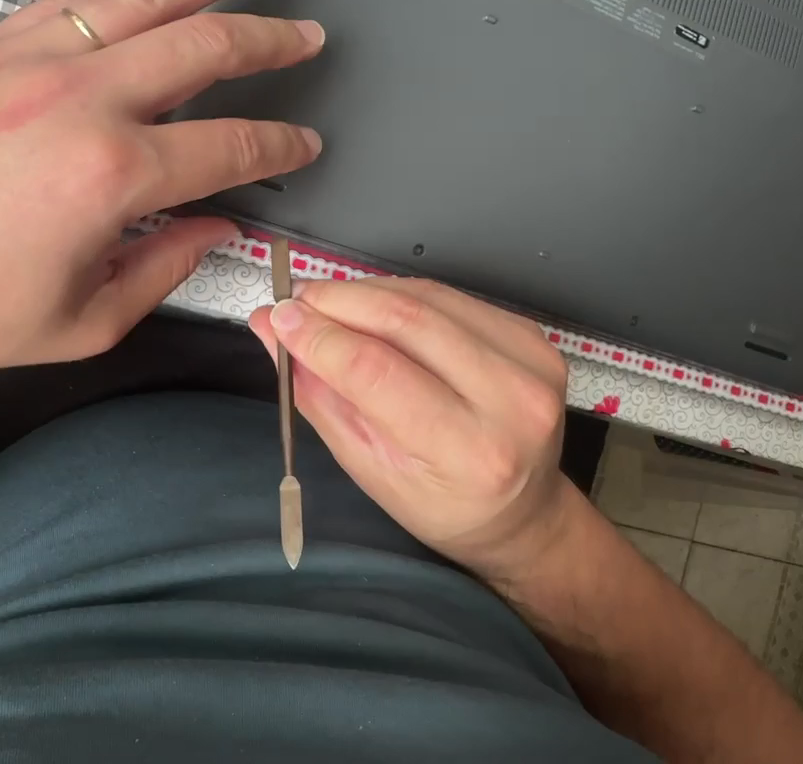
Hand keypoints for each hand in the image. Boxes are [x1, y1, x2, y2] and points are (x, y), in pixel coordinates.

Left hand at [0, 0, 324, 387]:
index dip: (278, 146)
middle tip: (308, 33)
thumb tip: (218, 227)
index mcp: (110, 175)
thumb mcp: (83, 321)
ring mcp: (27, 62)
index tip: (305, 143)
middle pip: (201, 46)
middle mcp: (78, 100)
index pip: (227, 147)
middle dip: (268, 39)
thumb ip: (167, 269)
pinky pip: (72, 0)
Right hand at [248, 278, 573, 584]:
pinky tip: (372, 307)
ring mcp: (530, 361)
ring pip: (427, 297)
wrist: (524, 510)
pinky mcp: (532, 335)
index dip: (320, 337)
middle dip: (337, 301)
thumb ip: (318, 396)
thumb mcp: (368, 468)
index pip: (379, 373)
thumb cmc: (441, 505)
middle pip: (407, 320)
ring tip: (324, 303)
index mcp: (470, 453)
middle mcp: (512, 400)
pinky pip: (449, 296)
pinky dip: (399, 294)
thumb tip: (271, 331)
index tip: (276, 317)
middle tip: (293, 300)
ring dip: (364, 292)